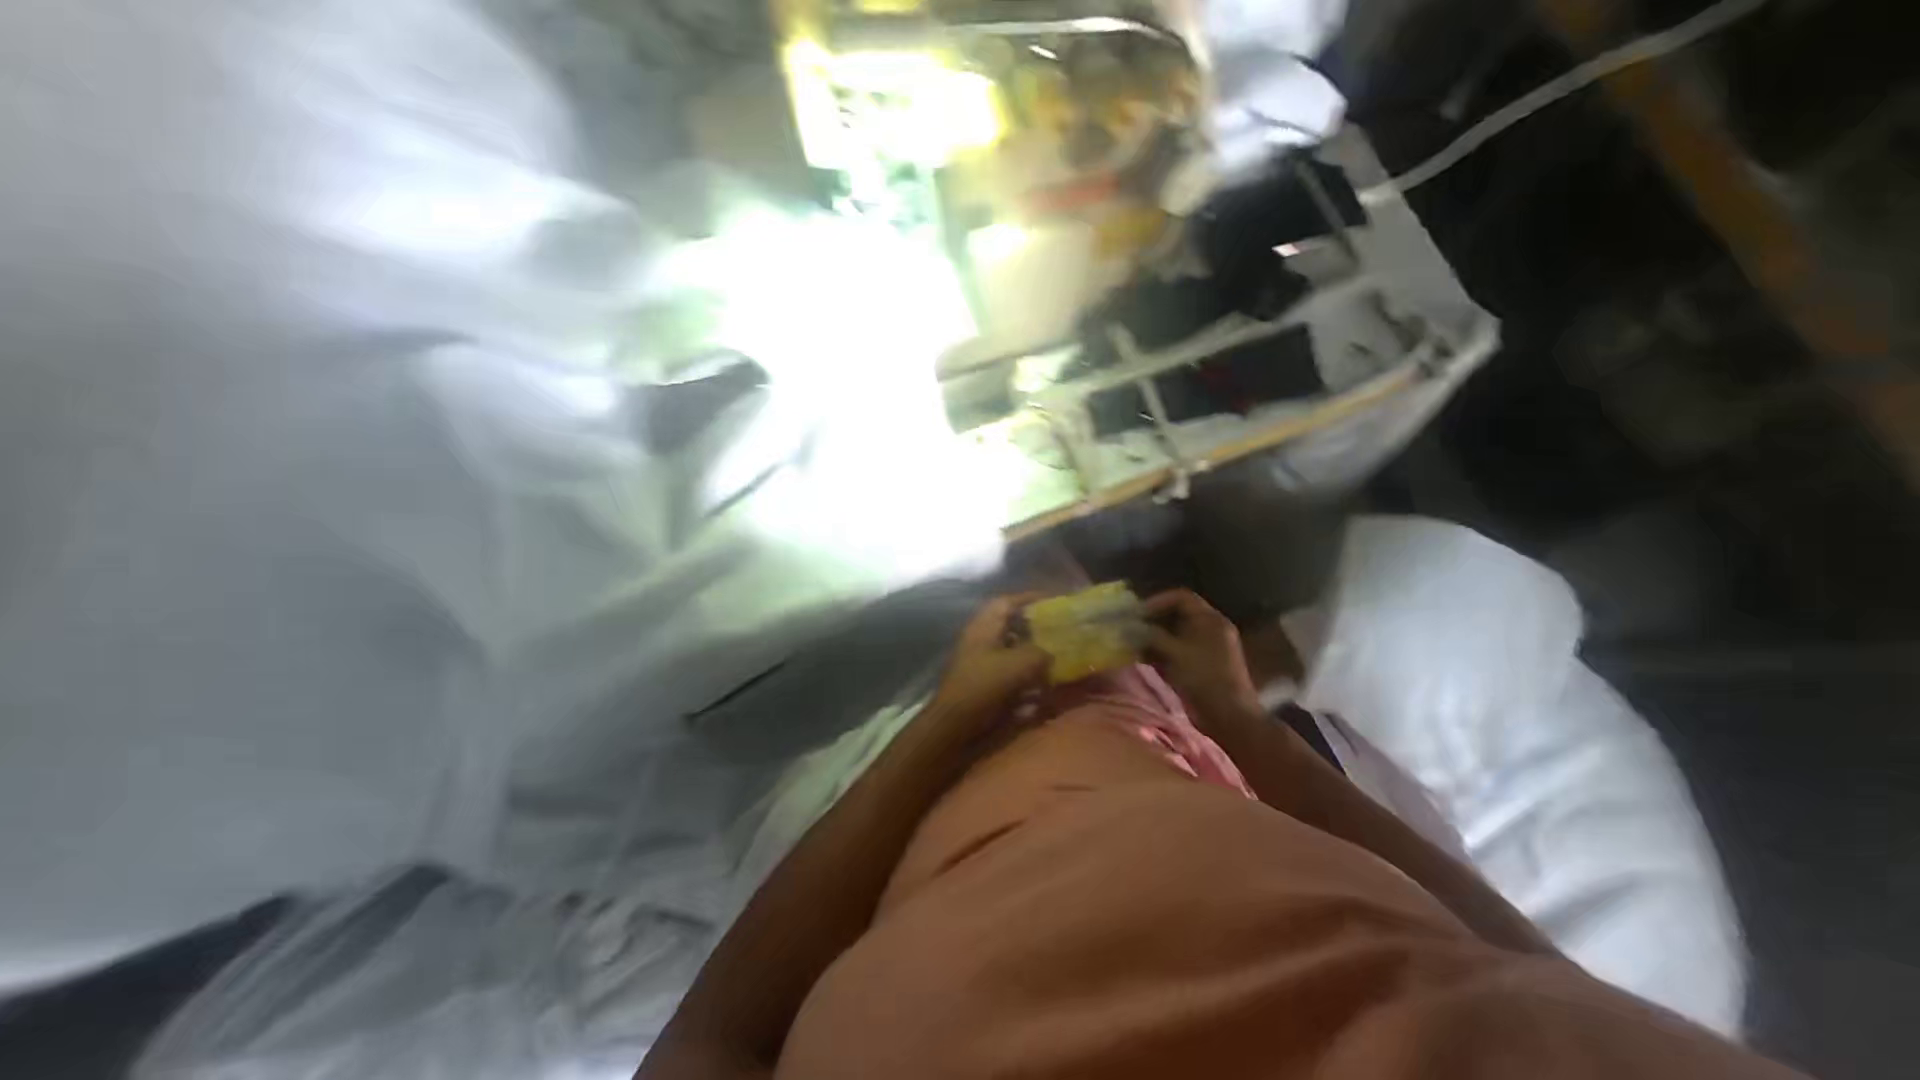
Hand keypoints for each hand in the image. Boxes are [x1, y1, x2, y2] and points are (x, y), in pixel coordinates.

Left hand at [927, 594, 1051, 730]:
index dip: (1031, 597)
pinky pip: (1007, 668)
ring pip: (1009, 645)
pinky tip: (1040, 680)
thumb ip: (1040, 653)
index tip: (1055, 600)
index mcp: (984, 625)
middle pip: (1009, 622)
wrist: (954, 723)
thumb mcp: (1019, 664)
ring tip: (1054, 653)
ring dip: (1031, 648)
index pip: (1008, 601)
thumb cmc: (983, 686)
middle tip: (1058, 627)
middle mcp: (980, 637)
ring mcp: (979, 659)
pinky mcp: (982, 680)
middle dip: (1034, 624)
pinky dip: (1024, 670)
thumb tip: (1051, 653)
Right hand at [1142, 589, 1261, 723]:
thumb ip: (1152, 636)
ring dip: (1153, 638)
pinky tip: (1142, 659)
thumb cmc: (1204, 677)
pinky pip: (1176, 651)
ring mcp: (1205, 648)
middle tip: (1130, 627)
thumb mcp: (1175, 652)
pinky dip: (1159, 652)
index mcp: (1210, 620)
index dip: (1158, 601)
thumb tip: (1131, 627)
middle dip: (1152, 620)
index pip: (1181, 597)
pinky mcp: (1199, 665)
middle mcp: (1209, 629)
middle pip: (1176, 615)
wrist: (1229, 715)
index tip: (1137, 613)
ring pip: (1174, 635)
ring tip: (1132, 644)